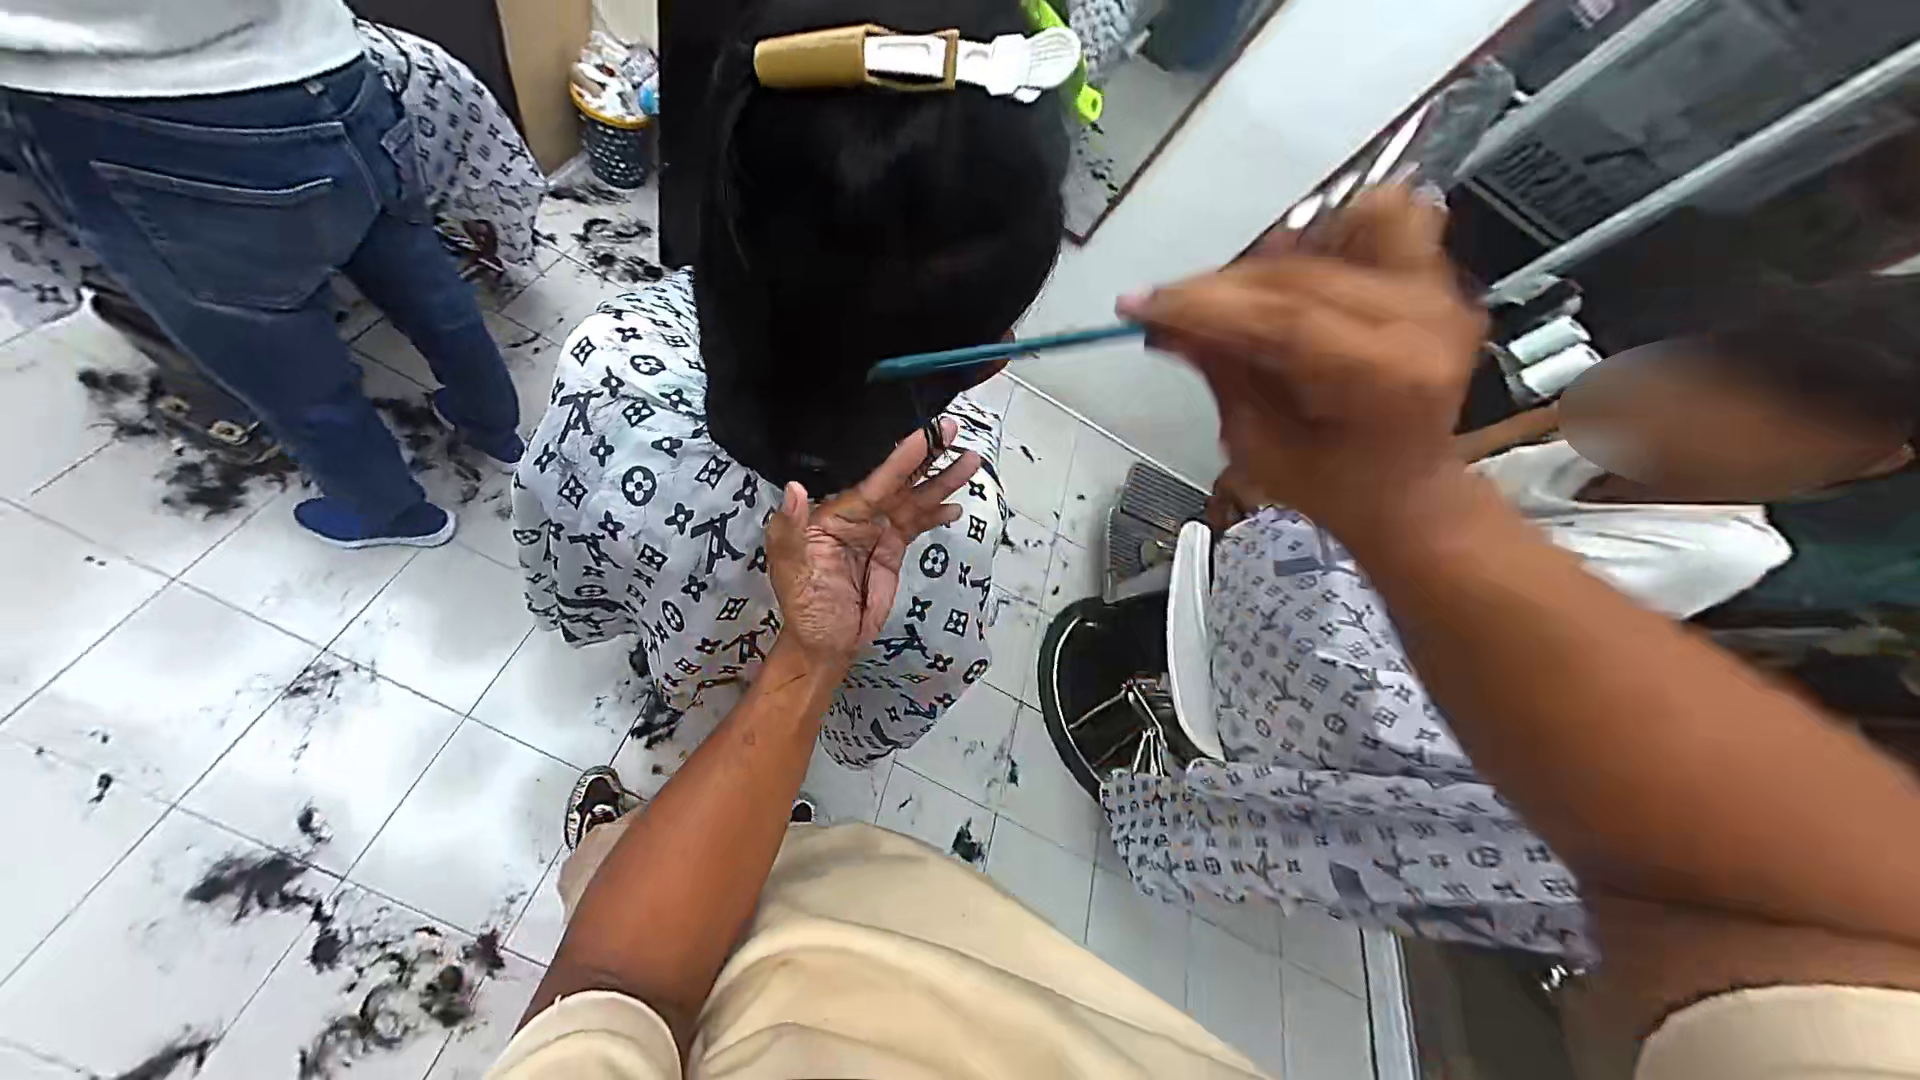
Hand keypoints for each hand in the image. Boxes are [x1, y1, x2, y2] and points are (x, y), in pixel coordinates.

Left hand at [765, 419, 979, 673]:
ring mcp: (879, 532)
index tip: (924, 436)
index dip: (901, 459)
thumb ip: (790, 528)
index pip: (874, 481)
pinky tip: (955, 507)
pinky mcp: (893, 550)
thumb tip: (794, 489)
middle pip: (900, 482)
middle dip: (927, 457)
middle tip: (951, 430)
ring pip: (915, 500)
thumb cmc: (803, 607)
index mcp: (834, 513)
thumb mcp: (789, 568)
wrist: (826, 644)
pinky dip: (936, 515)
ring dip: (942, 482)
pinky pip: (918, 525)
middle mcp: (859, 516)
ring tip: (968, 461)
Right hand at [1121, 187, 1486, 537]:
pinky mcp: (1433, 279)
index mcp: (1382, 378)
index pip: (1279, 315)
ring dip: (1267, 264)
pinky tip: (1292, 275)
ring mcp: (1437, 292)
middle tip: (1165, 308)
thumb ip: (1221, 371)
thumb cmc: (1333, 487)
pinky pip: (1382, 221)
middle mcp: (1423, 321)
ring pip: (1333, 232)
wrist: (1402, 491)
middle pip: (1297, 273)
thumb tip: (1168, 324)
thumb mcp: (1258, 443)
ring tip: (1232, 301)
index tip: (1140, 304)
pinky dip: (1327, 238)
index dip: (1201, 304)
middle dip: (1217, 288)